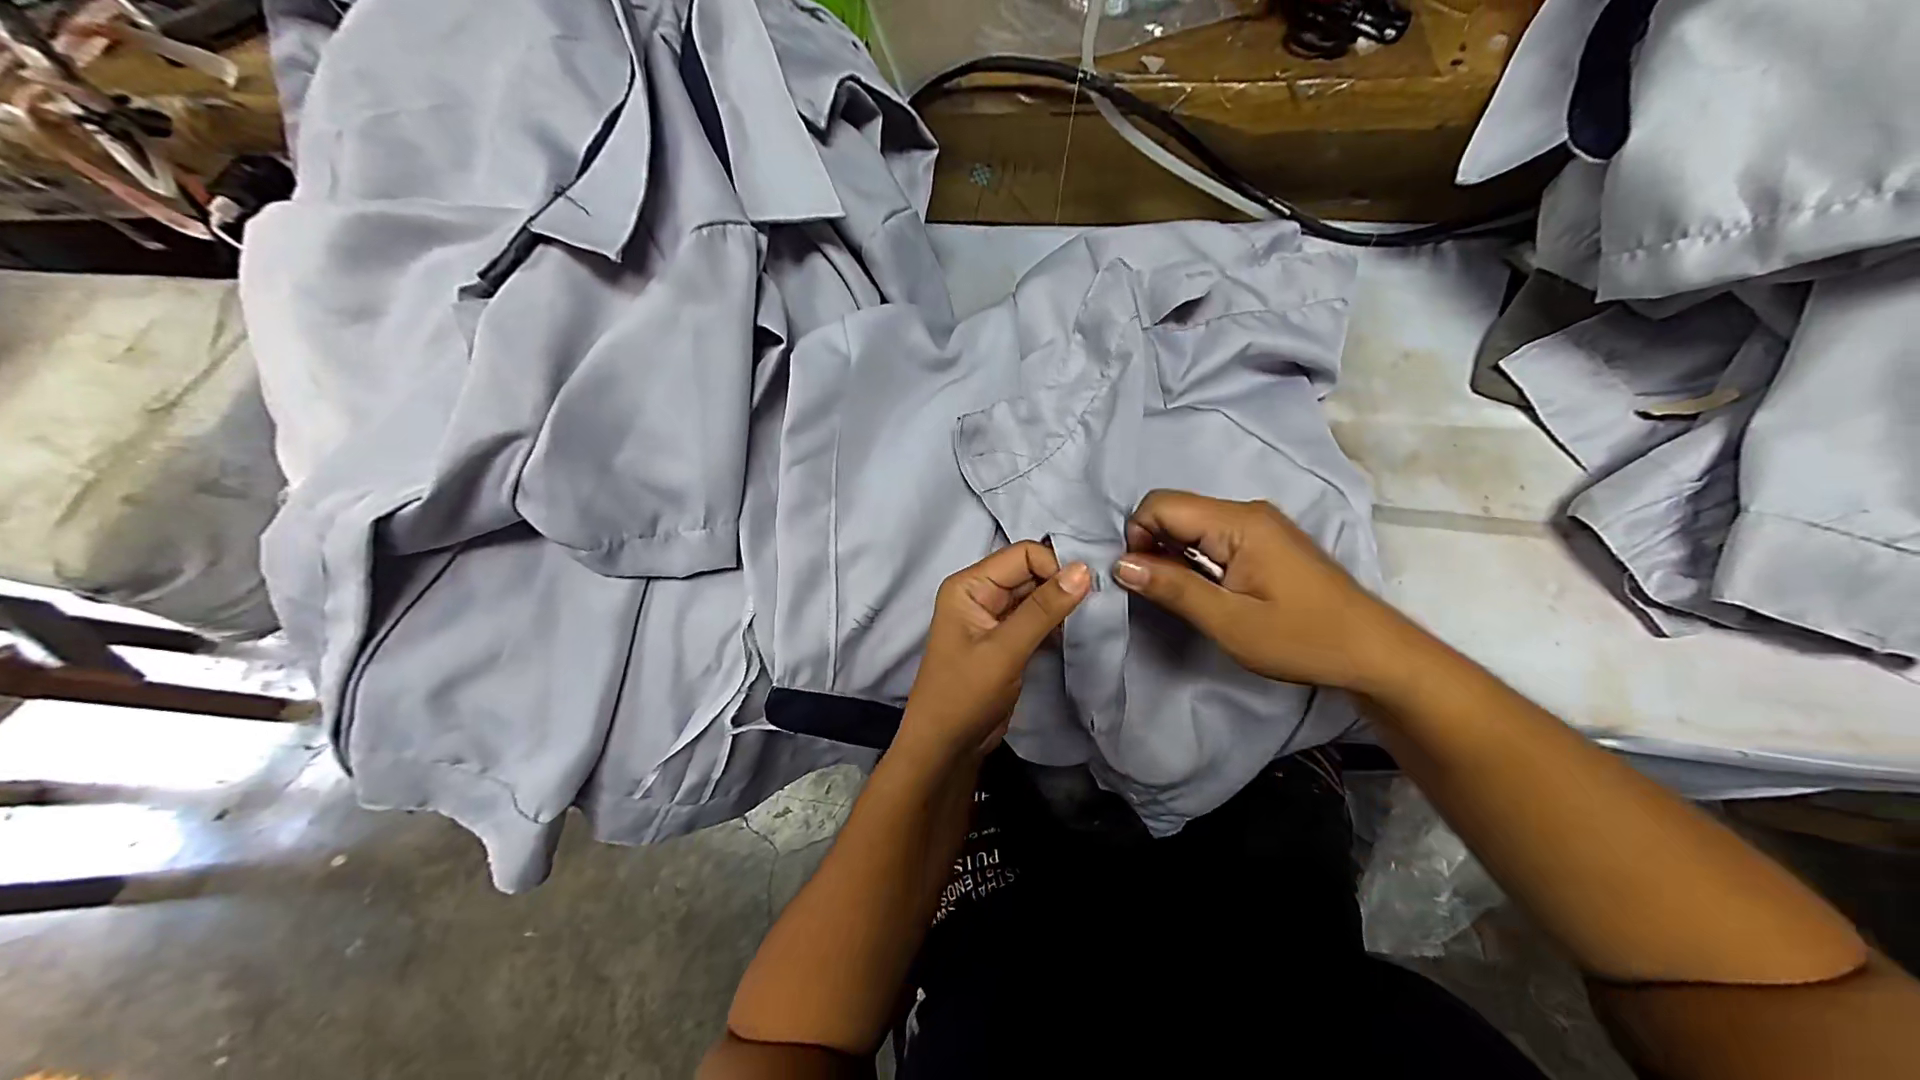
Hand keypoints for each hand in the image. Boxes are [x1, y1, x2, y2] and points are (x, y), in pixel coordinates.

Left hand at [899, 542, 1091, 761]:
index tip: (1086, 590)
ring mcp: (993, 618)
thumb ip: (1043, 609)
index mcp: (969, 585)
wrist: (945, 747)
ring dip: (1062, 605)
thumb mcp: (1005, 650)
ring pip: (1037, 596)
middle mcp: (980, 594)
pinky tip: (1074, 634)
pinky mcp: (1006, 641)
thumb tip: (1083, 570)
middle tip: (1096, 603)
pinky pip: (1037, 619)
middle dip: (1061, 584)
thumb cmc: (964, 695)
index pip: (1022, 555)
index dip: (1055, 567)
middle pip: (1031, 572)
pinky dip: (1055, 623)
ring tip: (1089, 618)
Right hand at [1112, 490, 1410, 694]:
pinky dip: (1196, 559)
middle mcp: (1248, 511)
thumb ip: (1172, 588)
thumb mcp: (1229, 621)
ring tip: (1186, 596)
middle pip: (1175, 511)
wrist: (1374, 652)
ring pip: (1192, 524)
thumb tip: (1120, 564)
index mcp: (1238, 522)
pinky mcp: (1266, 541)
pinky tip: (1209, 591)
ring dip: (1174, 555)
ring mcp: (1260, 524)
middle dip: (1153, 546)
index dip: (1137, 536)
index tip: (1141, 579)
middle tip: (1162, 593)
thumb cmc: (1302, 639)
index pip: (1161, 504)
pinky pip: (1213, 536)